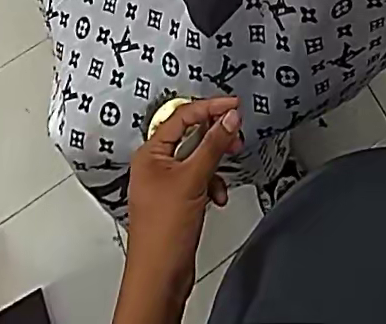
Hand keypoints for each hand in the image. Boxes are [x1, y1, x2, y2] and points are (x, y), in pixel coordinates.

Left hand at [119, 98, 243, 296]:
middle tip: (234, 131)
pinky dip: (213, 180)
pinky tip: (218, 193)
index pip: (183, 116)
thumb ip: (214, 144)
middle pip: (191, 134)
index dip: (210, 107)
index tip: (233, 105)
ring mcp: (166, 182)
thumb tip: (229, 117)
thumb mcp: (194, 179)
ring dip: (216, 159)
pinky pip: (200, 175)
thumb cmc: (162, 236)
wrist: (160, 279)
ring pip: (198, 155)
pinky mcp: (178, 198)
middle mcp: (156, 165)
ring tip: (229, 159)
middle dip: (215, 134)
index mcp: (150, 154)